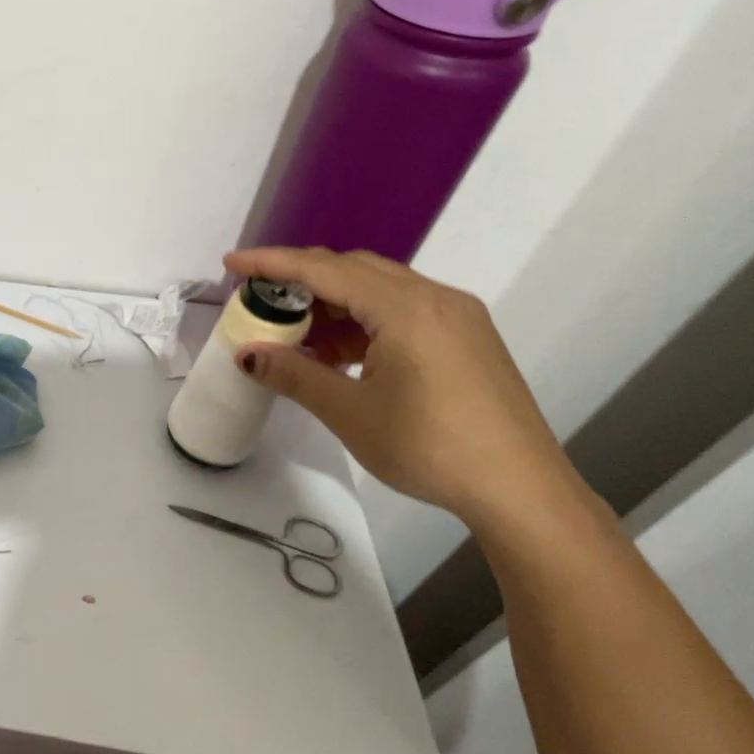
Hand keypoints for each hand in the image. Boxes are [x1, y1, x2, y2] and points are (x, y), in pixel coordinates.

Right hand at [223, 248, 575, 521]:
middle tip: (262, 303)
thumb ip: (294, 375)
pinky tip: (340, 355)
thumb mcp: (349, 412)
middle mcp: (435, 298)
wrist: (521, 489)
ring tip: (296, 339)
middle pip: (354, 270)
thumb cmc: (428, 447)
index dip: (274, 264)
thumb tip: (248, 355)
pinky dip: (363, 322)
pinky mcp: (467, 338)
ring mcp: (457, 317)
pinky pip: (403, 310)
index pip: (325, 270)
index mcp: (406, 308)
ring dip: (333, 305)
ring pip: (380, 290)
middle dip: (303, 280)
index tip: (232, 264)